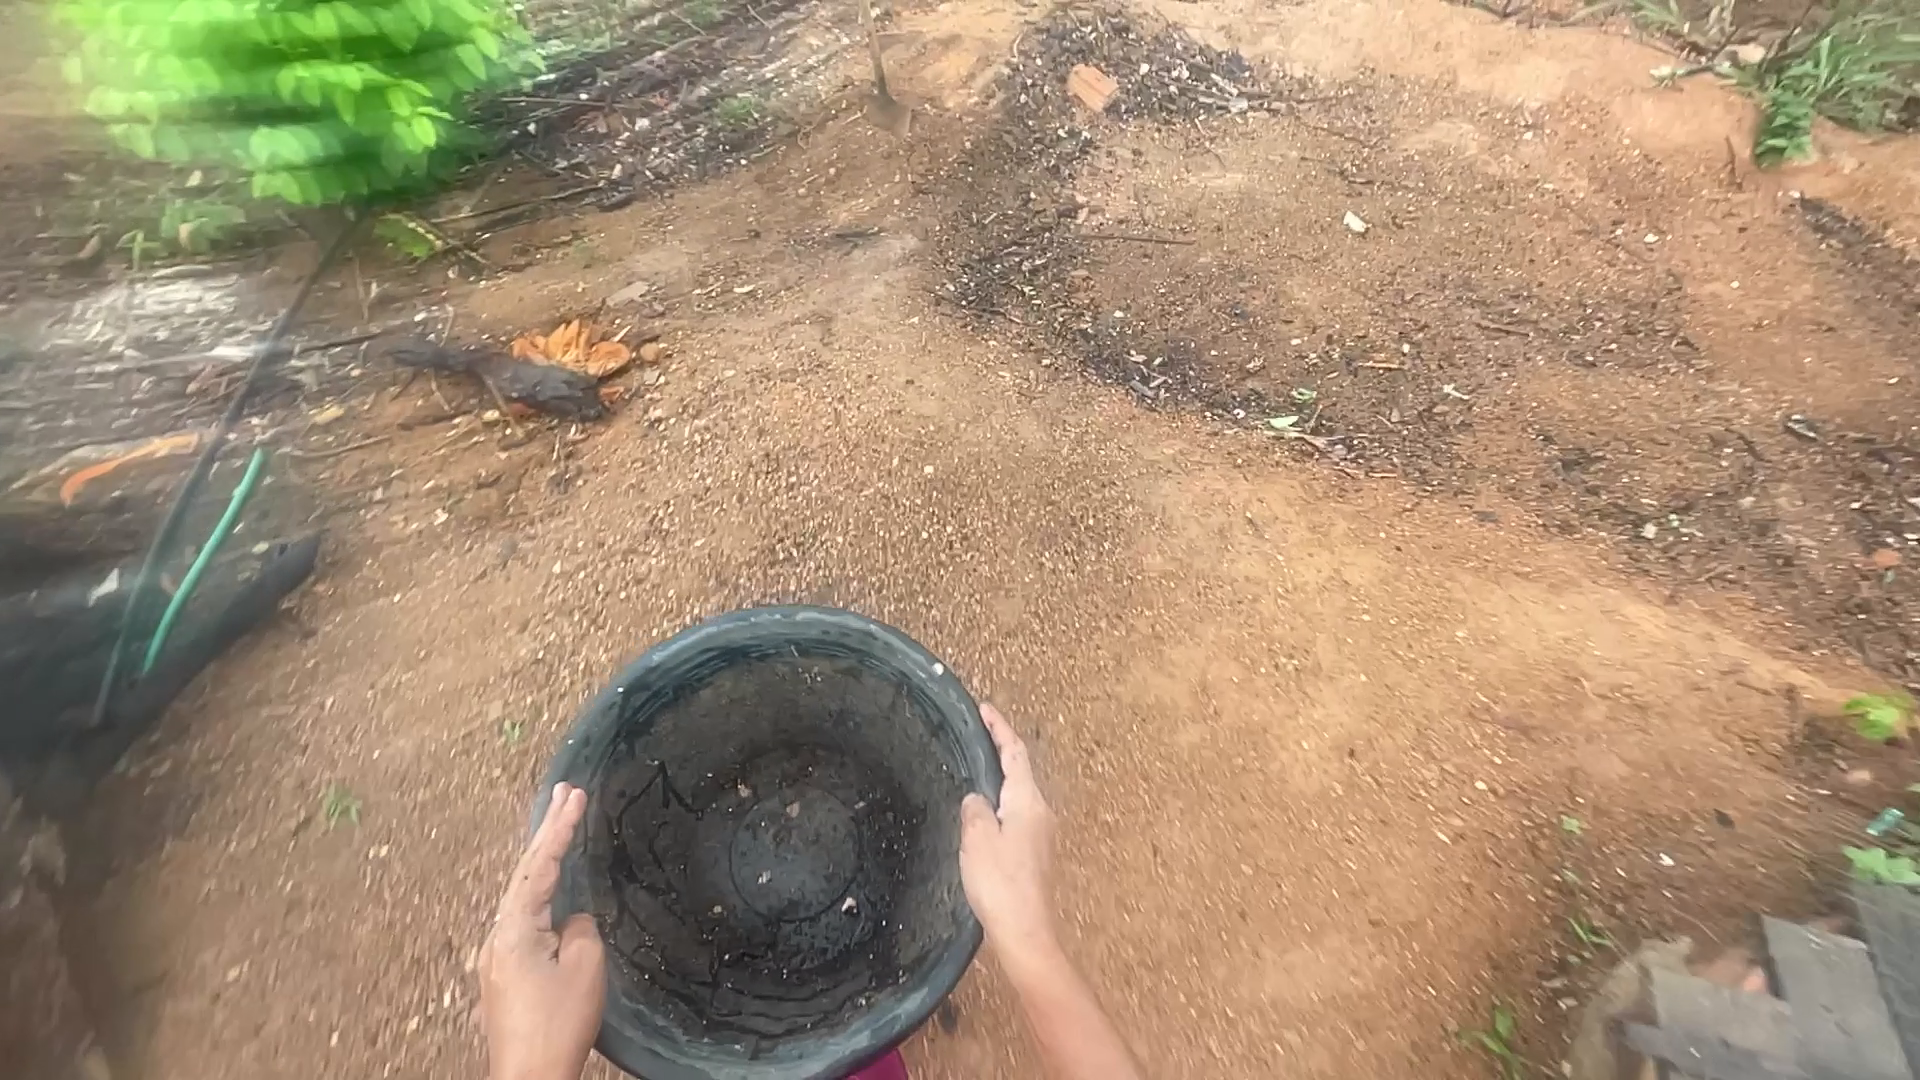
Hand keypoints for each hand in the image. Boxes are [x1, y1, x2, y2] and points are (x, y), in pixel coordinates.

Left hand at [480, 782, 605, 1079]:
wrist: (531, 1078)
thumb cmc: (560, 1021)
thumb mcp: (585, 964)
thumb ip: (579, 927)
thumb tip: (570, 919)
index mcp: (515, 930)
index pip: (541, 865)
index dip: (560, 827)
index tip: (575, 793)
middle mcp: (498, 937)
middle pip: (526, 871)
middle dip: (547, 829)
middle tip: (564, 790)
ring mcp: (499, 955)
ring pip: (524, 891)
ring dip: (544, 855)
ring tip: (560, 820)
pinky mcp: (507, 971)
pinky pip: (526, 913)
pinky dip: (542, 884)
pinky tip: (552, 879)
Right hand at [960, 703, 1059, 966]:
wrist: (1025, 932)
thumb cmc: (1000, 882)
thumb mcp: (977, 838)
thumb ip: (975, 808)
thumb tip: (976, 798)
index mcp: (1027, 800)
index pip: (1014, 752)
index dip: (999, 728)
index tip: (984, 708)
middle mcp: (1040, 811)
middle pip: (1021, 769)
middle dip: (1001, 748)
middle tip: (978, 732)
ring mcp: (1040, 833)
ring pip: (1019, 792)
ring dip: (1001, 775)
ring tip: (977, 765)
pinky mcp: (1035, 852)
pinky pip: (1016, 812)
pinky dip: (1001, 799)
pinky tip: (985, 811)